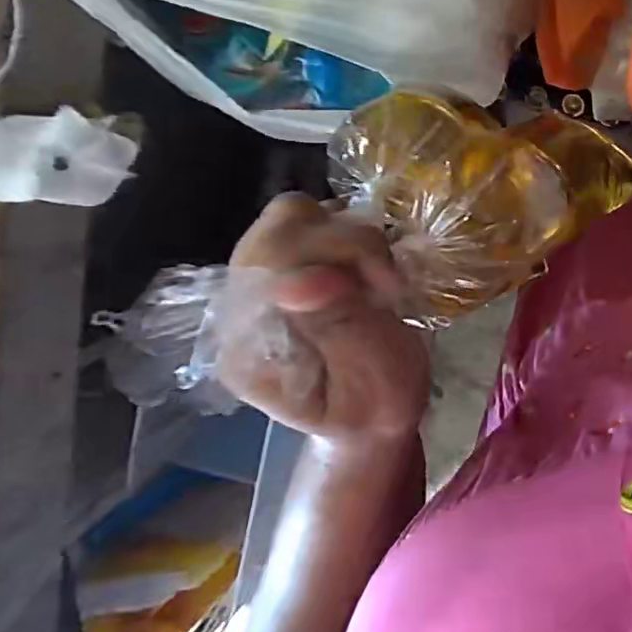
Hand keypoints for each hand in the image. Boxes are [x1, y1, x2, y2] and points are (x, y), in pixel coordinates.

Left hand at [219, 192, 428, 441]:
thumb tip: (297, 279)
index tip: (388, 291)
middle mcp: (243, 307)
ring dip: (352, 238)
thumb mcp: (374, 385)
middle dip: (350, 243)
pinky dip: (352, 236)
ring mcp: (265, 283)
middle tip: (388, 285)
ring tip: (380, 280)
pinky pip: (316, 222)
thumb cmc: (377, 411)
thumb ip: (340, 331)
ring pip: (297, 214)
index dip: (338, 253)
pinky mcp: (292, 267)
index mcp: (250, 346)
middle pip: (281, 227)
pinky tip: (371, 272)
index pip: (273, 260)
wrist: (375, 418)